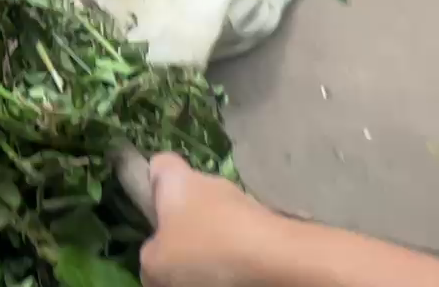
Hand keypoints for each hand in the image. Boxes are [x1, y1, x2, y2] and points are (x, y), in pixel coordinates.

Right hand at [139, 153, 283, 286]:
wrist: (291, 271)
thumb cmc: (209, 254)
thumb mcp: (157, 266)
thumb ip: (147, 263)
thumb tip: (155, 270)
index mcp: (177, 181)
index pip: (159, 164)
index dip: (152, 183)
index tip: (152, 211)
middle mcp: (213, 186)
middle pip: (193, 200)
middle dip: (188, 228)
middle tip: (180, 263)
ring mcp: (251, 212)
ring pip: (224, 228)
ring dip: (219, 251)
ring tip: (213, 281)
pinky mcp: (281, 240)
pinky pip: (252, 250)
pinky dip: (246, 268)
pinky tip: (241, 284)